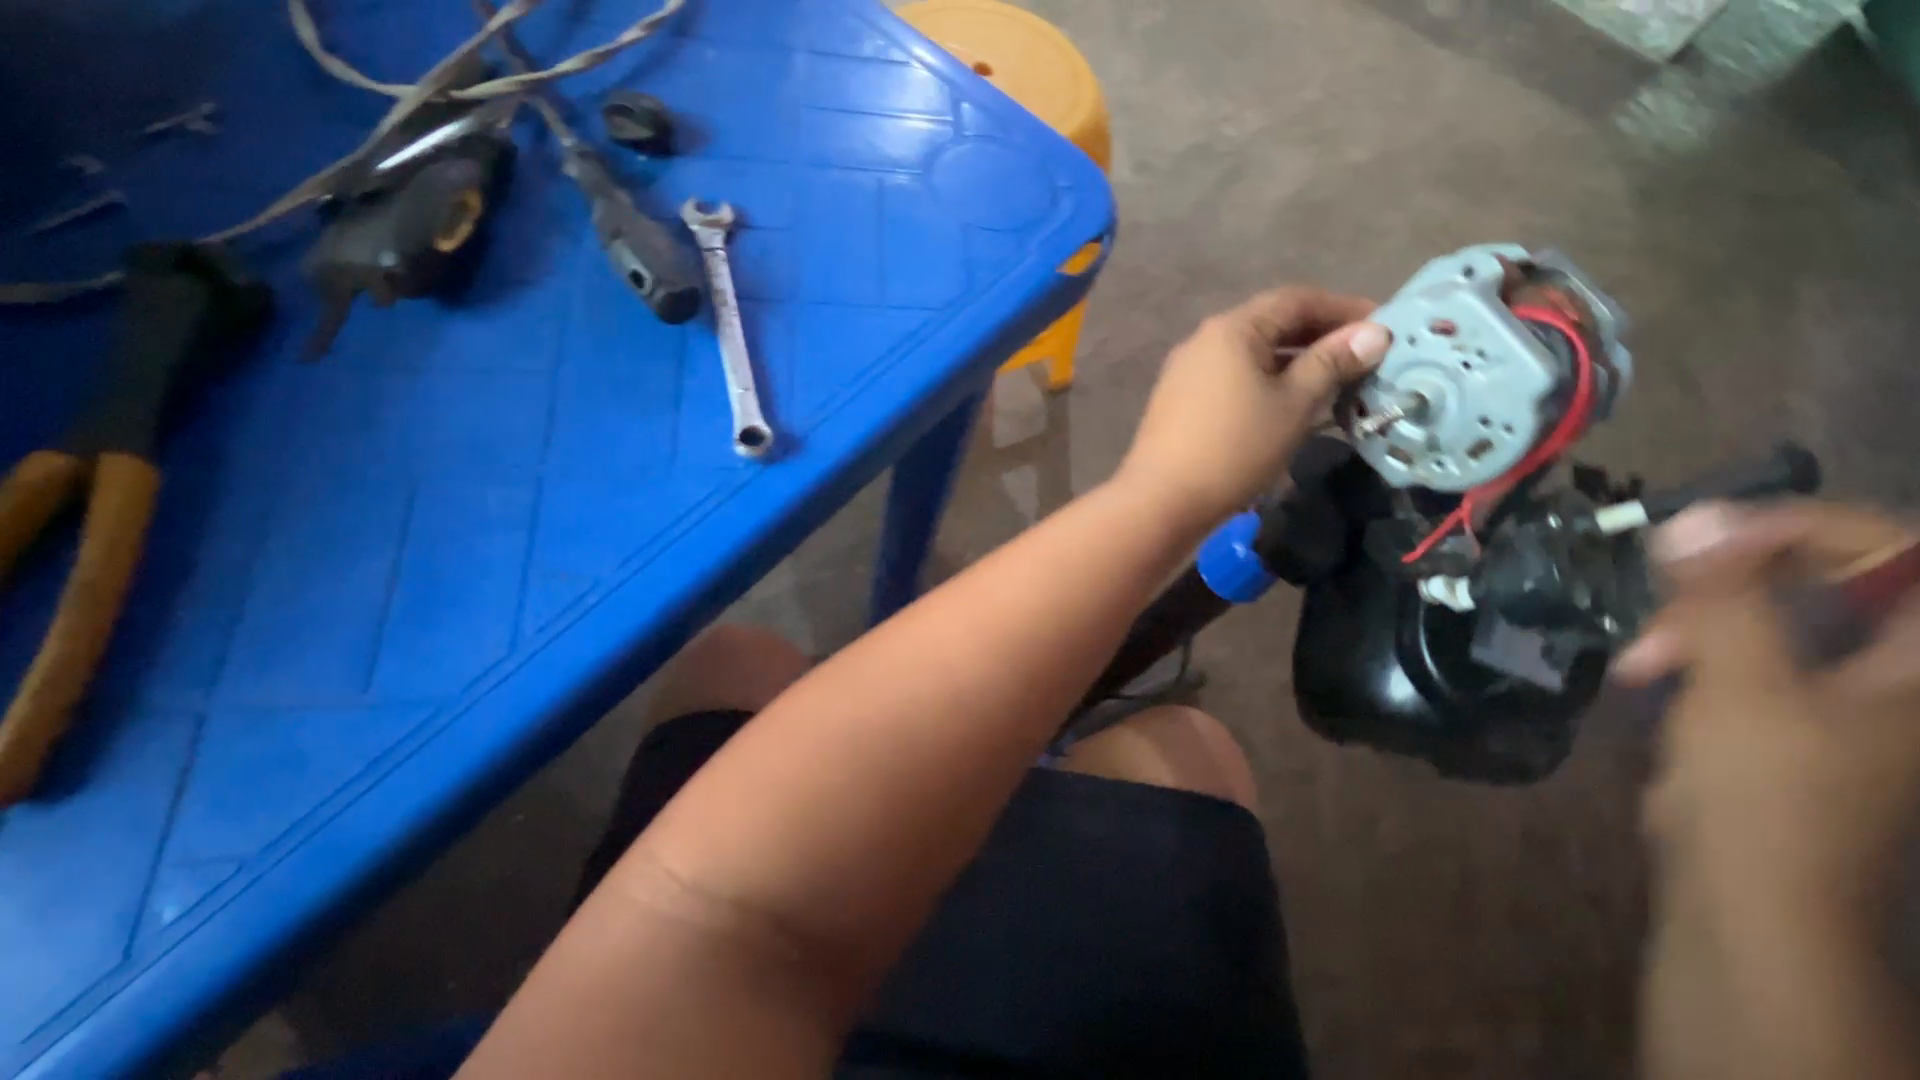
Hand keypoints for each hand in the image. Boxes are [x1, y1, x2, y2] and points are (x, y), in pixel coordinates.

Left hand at [1116, 287, 1387, 526]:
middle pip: (1271, 324)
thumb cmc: (1235, 448)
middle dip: (1320, 336)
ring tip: (1336, 385)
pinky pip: (1233, 380)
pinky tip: (1290, 408)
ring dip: (1295, 364)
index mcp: (1232, 329)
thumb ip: (1332, 364)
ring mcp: (1187, 372)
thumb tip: (1373, 333)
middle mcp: (1204, 341)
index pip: (1296, 300)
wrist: (1162, 501)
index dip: (1343, 308)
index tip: (1382, 326)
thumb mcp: (1293, 404)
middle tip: (1364, 357)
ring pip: (1252, 355)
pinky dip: (1267, 384)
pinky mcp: (1180, 402)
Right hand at [1613, 500, 1919, 918]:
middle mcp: (1895, 671)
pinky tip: (1649, 672)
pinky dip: (1699, 654)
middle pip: (1827, 579)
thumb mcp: (1738, 682)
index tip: (1718, 536)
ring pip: (1776, 617)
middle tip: (1668, 599)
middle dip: (1733, 582)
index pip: (1898, 550)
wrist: (1748, 897)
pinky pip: (1751, 655)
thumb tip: (1694, 518)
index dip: (1808, 527)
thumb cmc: (1762, 791)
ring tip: (1640, 655)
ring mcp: (1845, 697)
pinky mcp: (1794, 720)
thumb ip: (1722, 597)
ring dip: (1699, 623)